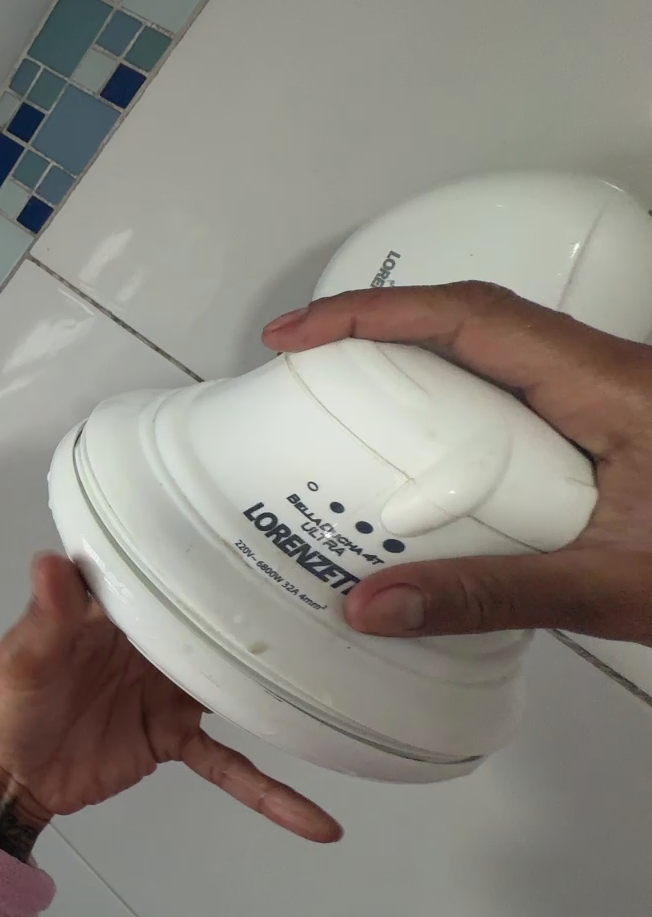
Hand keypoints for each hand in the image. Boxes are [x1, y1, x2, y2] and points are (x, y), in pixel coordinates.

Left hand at [0, 553, 341, 859]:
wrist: (12, 773)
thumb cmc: (12, 704)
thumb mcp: (25, 658)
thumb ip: (47, 615)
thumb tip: (52, 559)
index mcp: (112, 616)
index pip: (164, 577)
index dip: (208, 556)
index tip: (274, 534)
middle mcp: (145, 647)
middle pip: (213, 627)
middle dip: (268, 616)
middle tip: (355, 605)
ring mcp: (164, 693)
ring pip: (236, 687)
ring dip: (284, 691)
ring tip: (362, 690)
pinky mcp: (171, 739)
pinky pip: (228, 763)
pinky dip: (268, 790)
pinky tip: (318, 822)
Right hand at [262, 281, 651, 642]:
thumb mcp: (626, 587)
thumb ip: (494, 594)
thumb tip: (370, 603)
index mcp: (620, 390)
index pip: (475, 318)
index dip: (374, 313)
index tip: (298, 334)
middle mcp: (610, 381)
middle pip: (468, 324)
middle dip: (369, 332)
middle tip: (297, 365)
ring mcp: (604, 403)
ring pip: (483, 358)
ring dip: (399, 368)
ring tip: (331, 403)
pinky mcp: (599, 431)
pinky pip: (498, 399)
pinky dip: (432, 410)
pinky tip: (403, 453)